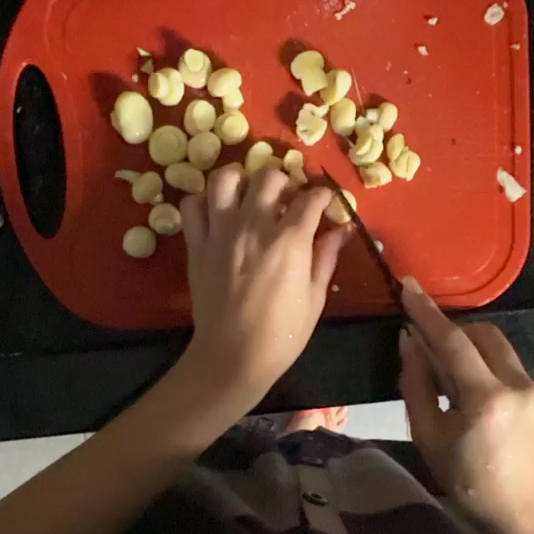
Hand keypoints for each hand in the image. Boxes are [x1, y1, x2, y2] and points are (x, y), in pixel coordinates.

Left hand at [178, 164, 347, 397]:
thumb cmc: (281, 335)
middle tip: (287, 200)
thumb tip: (341, 230)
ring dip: (241, 179)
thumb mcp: (314, 298)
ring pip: (226, 178)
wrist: (233, 357)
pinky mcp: (197, 246)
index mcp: (289, 242)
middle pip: (269, 176)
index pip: (310, 198)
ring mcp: (221, 234)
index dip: (322, 196)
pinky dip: (204, 201)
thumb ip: (325, 258)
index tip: (324, 204)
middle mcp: (253, 227)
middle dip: (284, 181)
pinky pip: (192, 206)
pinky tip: (217, 213)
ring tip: (249, 195)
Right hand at [397, 278, 533, 533]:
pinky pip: (509, 366)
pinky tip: (473, 393)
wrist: (518, 509)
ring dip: (470, 347)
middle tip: (426, 344)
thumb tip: (409, 340)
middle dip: (451, 330)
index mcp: (486, 399)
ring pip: (498, 347)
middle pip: (482, 334)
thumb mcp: (428, 435)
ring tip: (448, 373)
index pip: (454, 342)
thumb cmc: (464, 480)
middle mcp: (518, 385)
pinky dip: (486, 367)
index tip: (409, 286)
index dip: (428, 312)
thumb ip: (416, 384)